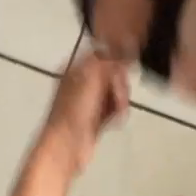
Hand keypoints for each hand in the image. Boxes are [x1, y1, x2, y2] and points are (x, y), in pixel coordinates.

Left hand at [38, 49, 130, 174]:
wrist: (67, 147)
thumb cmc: (74, 111)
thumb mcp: (91, 79)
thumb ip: (108, 62)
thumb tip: (123, 48)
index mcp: (75, 69)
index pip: (102, 54)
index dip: (117, 59)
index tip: (128, 66)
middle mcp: (81, 83)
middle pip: (112, 74)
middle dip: (120, 84)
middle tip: (119, 96)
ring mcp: (88, 101)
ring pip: (115, 92)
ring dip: (121, 100)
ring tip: (118, 112)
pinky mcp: (96, 118)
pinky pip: (114, 108)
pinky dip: (117, 113)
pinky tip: (115, 121)